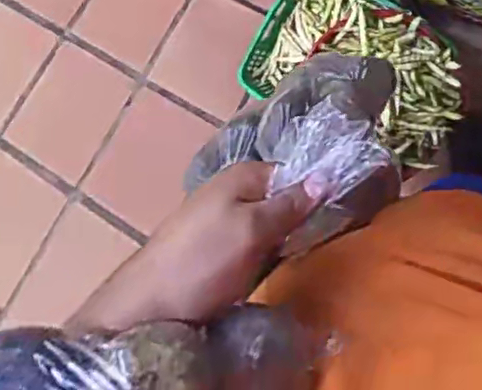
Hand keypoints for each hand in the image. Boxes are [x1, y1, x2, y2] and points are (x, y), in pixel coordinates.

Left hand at [67, 163, 320, 334]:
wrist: (144, 309)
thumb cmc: (202, 261)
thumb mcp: (252, 230)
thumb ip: (290, 204)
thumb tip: (328, 175)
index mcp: (243, 173)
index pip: (294, 172)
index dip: (315, 192)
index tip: (337, 213)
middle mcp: (233, 188)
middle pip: (281, 198)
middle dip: (299, 217)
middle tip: (319, 239)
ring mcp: (221, 217)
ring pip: (268, 223)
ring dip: (282, 240)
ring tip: (297, 255)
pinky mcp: (214, 246)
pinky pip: (252, 243)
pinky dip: (263, 254)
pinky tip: (268, 268)